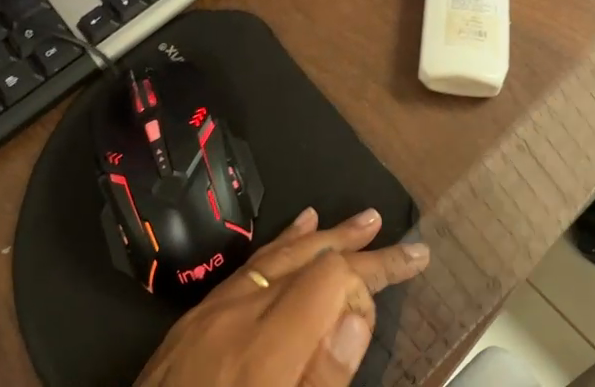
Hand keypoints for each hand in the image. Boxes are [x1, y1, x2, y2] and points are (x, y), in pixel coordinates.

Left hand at [135, 206, 430, 386]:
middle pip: (306, 262)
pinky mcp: (191, 321)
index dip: (370, 276)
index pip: (327, 278)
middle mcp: (234, 317)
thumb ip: (322, 377)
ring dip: (323, 238)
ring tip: (361, 223)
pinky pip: (245, 268)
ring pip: (275, 257)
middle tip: (403, 242)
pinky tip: (297, 229)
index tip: (401, 282)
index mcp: (261, 351)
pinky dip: (281, 245)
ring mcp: (208, 314)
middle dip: (357, 248)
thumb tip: (358, 311)